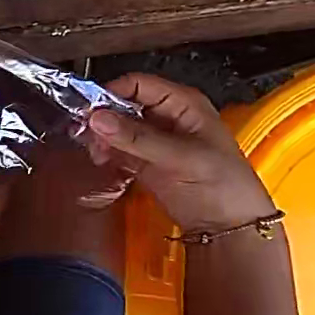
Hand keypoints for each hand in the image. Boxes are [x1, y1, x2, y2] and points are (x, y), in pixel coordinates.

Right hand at [85, 73, 274, 232]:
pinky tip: (99, 159)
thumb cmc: (222, 186)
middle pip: (124, 104)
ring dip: (101, 136)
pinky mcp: (144, 163)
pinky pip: (118, 149)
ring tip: (94, 150)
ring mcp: (154, 141)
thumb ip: (137, 138)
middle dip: (103, 116)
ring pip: (117, 128)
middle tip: (84, 130)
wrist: (230, 229)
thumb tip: (97, 118)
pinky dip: (106, 153)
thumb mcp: (180, 158)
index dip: (112, 93)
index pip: (138, 85)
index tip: (89, 108)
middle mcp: (165, 117)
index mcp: (182, 104)